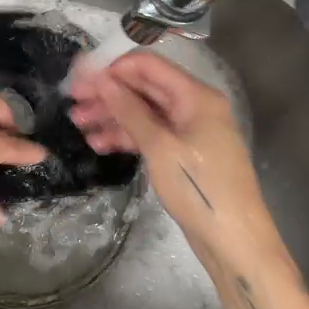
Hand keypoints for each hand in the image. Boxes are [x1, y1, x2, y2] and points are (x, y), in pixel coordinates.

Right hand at [67, 50, 263, 246]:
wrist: (235, 242)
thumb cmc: (199, 188)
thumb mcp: (160, 148)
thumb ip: (130, 110)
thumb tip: (102, 80)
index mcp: (196, 96)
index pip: (148, 66)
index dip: (113, 68)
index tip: (80, 78)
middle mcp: (193, 107)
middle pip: (144, 88)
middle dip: (108, 93)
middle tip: (73, 102)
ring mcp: (189, 131)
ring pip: (144, 113)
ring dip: (112, 116)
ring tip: (78, 124)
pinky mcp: (183, 154)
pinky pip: (150, 135)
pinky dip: (126, 137)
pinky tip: (99, 144)